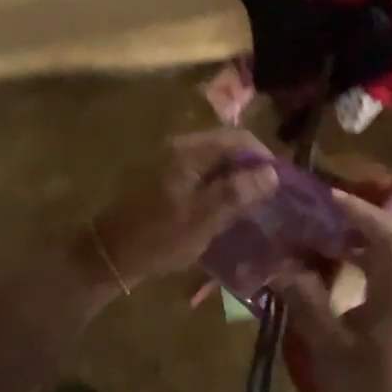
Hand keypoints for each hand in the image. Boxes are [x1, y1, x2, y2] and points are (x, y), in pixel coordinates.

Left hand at [91, 128, 278, 285]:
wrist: (109, 253)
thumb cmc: (158, 237)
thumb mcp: (202, 219)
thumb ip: (236, 193)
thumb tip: (272, 172)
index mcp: (188, 150)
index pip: (237, 138)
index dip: (263, 156)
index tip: (281, 181)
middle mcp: (179, 145)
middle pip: (226, 144)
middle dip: (250, 165)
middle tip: (270, 193)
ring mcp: (169, 158)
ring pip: (214, 158)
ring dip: (235, 174)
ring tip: (253, 201)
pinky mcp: (164, 174)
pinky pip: (201, 169)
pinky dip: (218, 181)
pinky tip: (226, 204)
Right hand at [281, 193, 391, 391]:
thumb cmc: (366, 388)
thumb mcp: (328, 343)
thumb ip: (304, 298)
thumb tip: (278, 261)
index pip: (385, 230)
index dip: (358, 208)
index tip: (324, 196)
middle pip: (382, 237)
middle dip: (347, 219)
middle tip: (310, 210)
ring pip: (375, 255)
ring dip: (346, 240)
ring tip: (309, 232)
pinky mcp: (391, 317)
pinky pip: (371, 273)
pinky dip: (348, 262)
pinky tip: (320, 269)